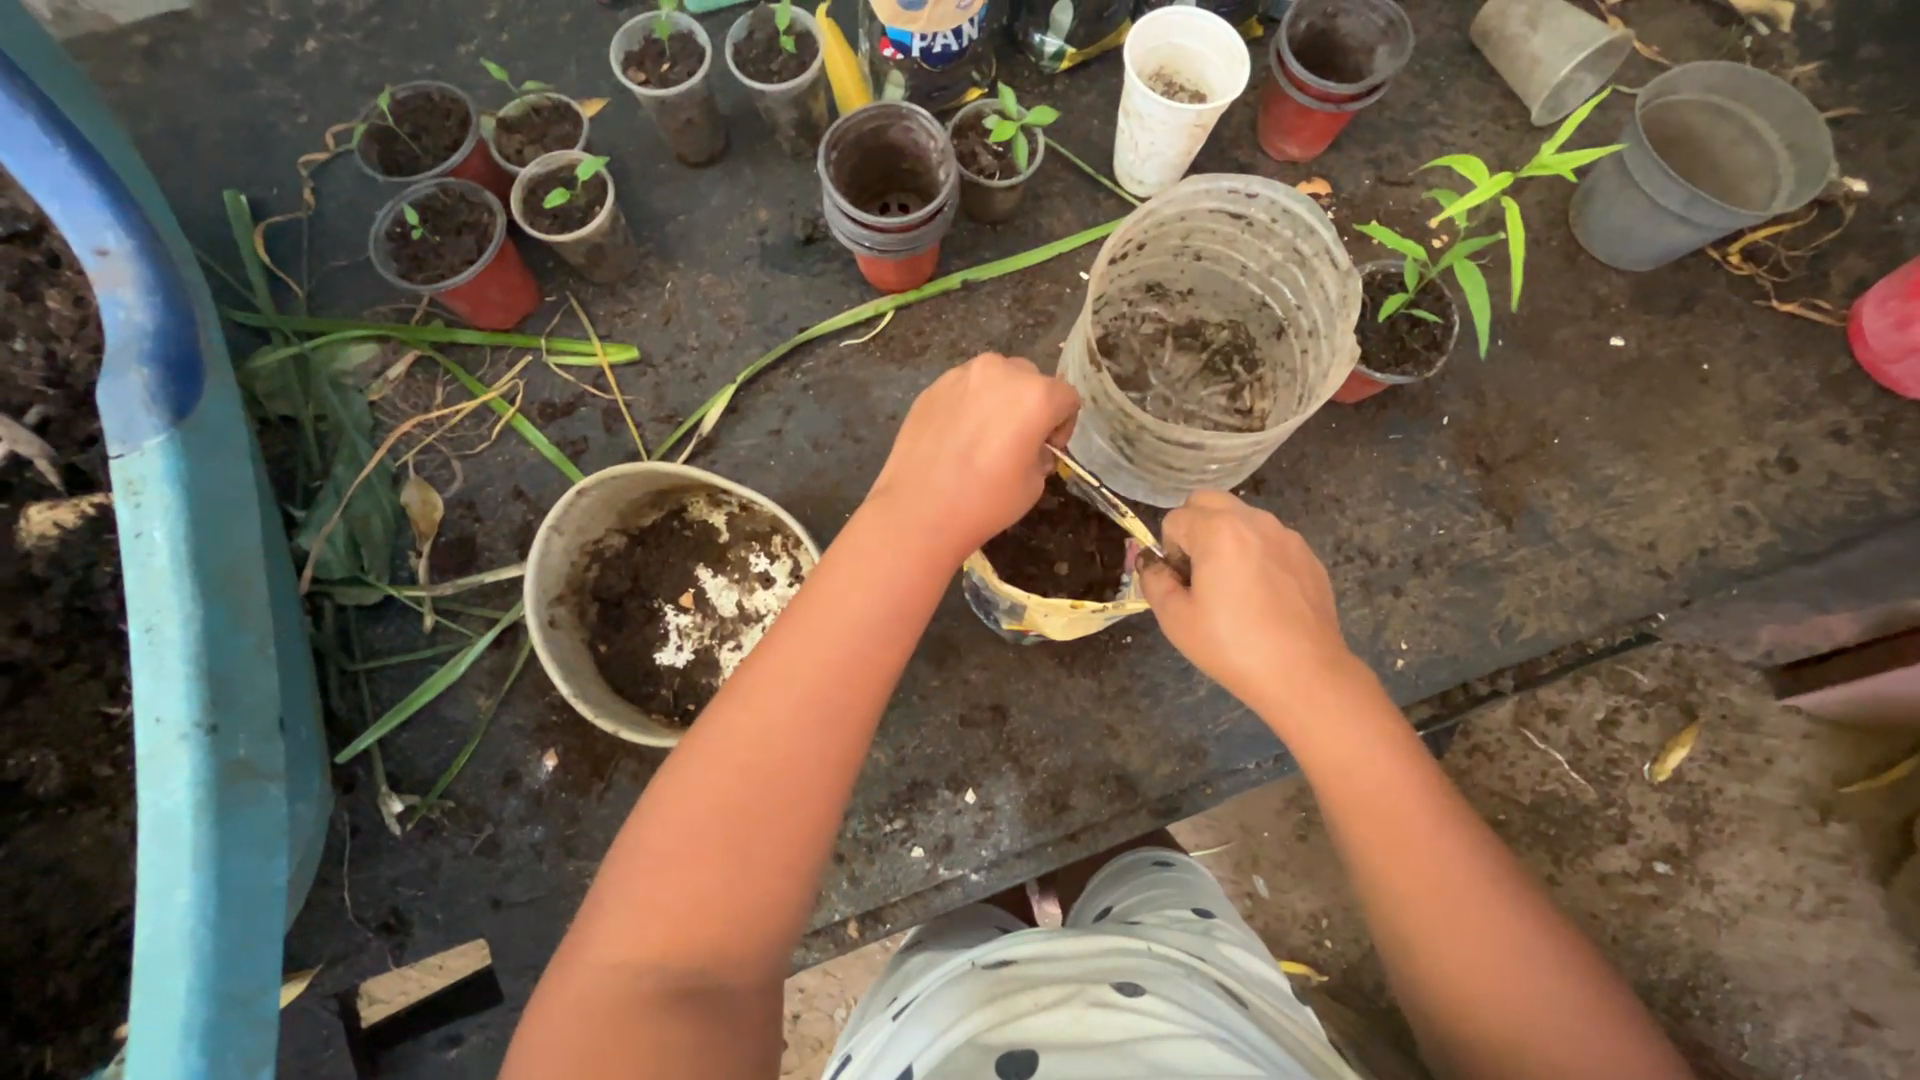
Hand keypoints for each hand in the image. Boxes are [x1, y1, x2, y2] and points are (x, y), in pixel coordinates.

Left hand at [866, 353, 1079, 565]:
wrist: (920, 509)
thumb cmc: (986, 501)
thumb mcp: (1035, 484)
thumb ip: (1041, 452)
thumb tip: (1032, 446)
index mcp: (1035, 395)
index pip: (1067, 397)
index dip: (1064, 424)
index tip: (1049, 447)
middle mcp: (1000, 372)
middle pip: (1031, 379)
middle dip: (1031, 405)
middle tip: (1018, 440)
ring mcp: (961, 375)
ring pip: (994, 377)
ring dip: (999, 399)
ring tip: (984, 435)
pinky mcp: (933, 387)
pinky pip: (963, 388)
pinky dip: (969, 404)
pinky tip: (956, 437)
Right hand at [1139, 492, 1360, 716]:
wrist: (1303, 672)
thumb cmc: (1231, 645)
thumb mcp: (1175, 618)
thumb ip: (1153, 580)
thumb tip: (1151, 563)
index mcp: (1218, 530)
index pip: (1175, 519)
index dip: (1169, 551)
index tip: (1182, 584)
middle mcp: (1254, 521)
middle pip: (1208, 501)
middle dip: (1194, 528)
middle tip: (1199, 572)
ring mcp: (1286, 536)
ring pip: (1241, 518)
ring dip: (1226, 538)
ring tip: (1233, 587)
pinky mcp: (1307, 555)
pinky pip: (1269, 540)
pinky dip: (1256, 554)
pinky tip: (1263, 597)